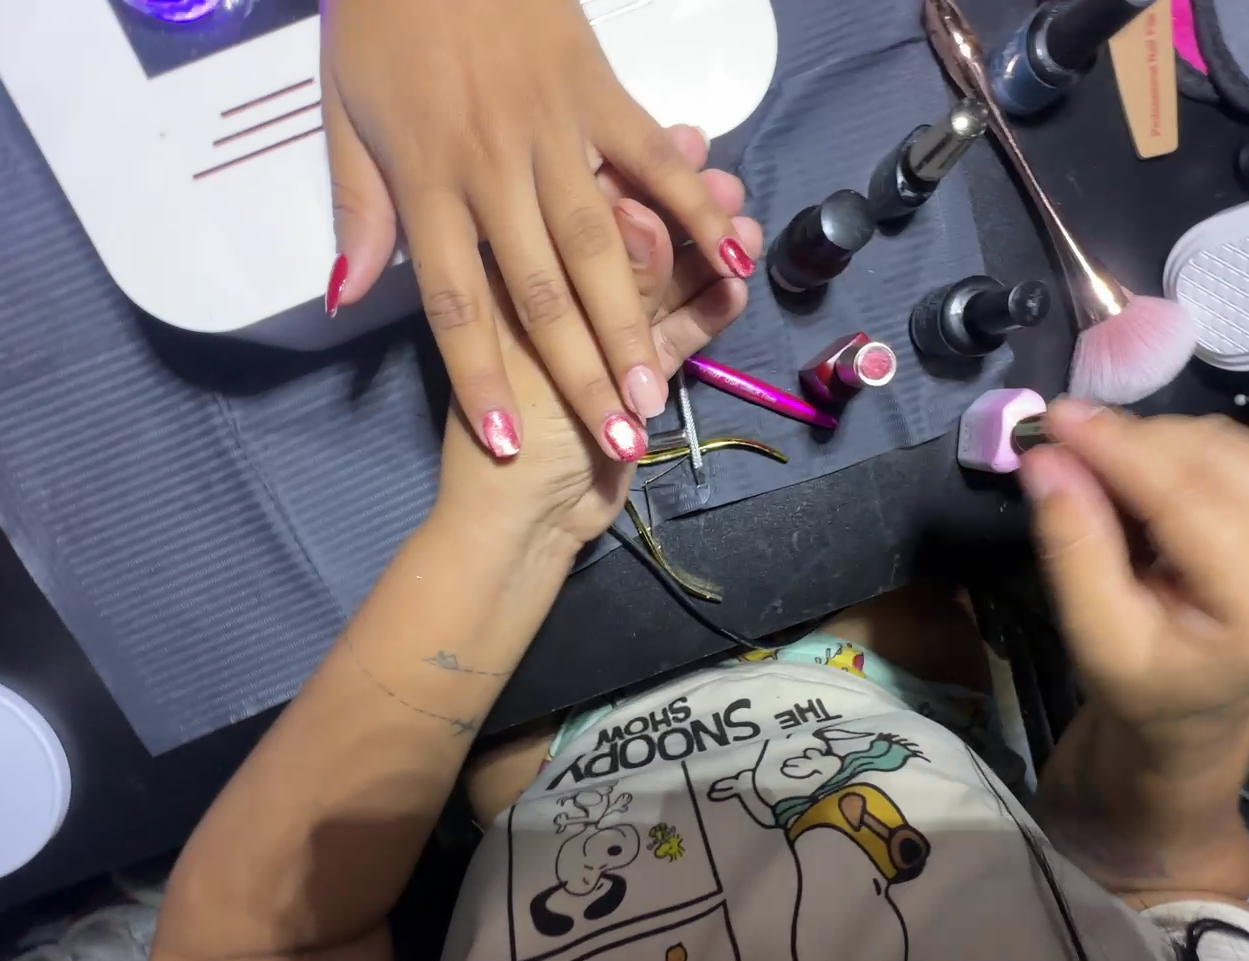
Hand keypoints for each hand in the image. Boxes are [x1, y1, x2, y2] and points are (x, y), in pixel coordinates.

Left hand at [322, 0, 752, 464]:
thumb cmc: (381, 20)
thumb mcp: (343, 115)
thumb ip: (358, 212)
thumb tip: (344, 298)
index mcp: (428, 181)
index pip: (454, 302)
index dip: (479, 377)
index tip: (507, 442)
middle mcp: (494, 170)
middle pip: (540, 291)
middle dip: (578, 374)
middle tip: (615, 439)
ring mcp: (555, 132)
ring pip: (600, 245)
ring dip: (631, 325)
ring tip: (657, 393)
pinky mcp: (602, 95)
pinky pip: (653, 162)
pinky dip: (693, 212)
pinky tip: (733, 264)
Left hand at [433, 179, 759, 554]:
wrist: (521, 528)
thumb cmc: (501, 447)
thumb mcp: (542, 358)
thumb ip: (595, 293)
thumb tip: (641, 216)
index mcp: (513, 278)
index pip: (574, 210)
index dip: (627, 178)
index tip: (675, 144)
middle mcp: (559, 297)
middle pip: (626, 243)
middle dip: (678, 212)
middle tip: (725, 177)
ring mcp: (601, 338)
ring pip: (659, 288)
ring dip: (704, 260)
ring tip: (747, 223)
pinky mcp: (636, 378)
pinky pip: (675, 338)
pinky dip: (706, 315)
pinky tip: (738, 284)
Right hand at [1019, 402, 1248, 734]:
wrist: (1195, 708)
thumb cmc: (1142, 682)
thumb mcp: (1093, 633)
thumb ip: (1074, 548)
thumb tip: (1045, 461)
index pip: (1193, 501)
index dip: (1121, 451)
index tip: (1057, 418)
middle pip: (1219, 462)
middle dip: (1132, 439)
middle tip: (1062, 438)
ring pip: (1232, 447)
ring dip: (1153, 441)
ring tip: (1094, 464)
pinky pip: (1243, 455)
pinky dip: (1178, 450)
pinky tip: (1137, 472)